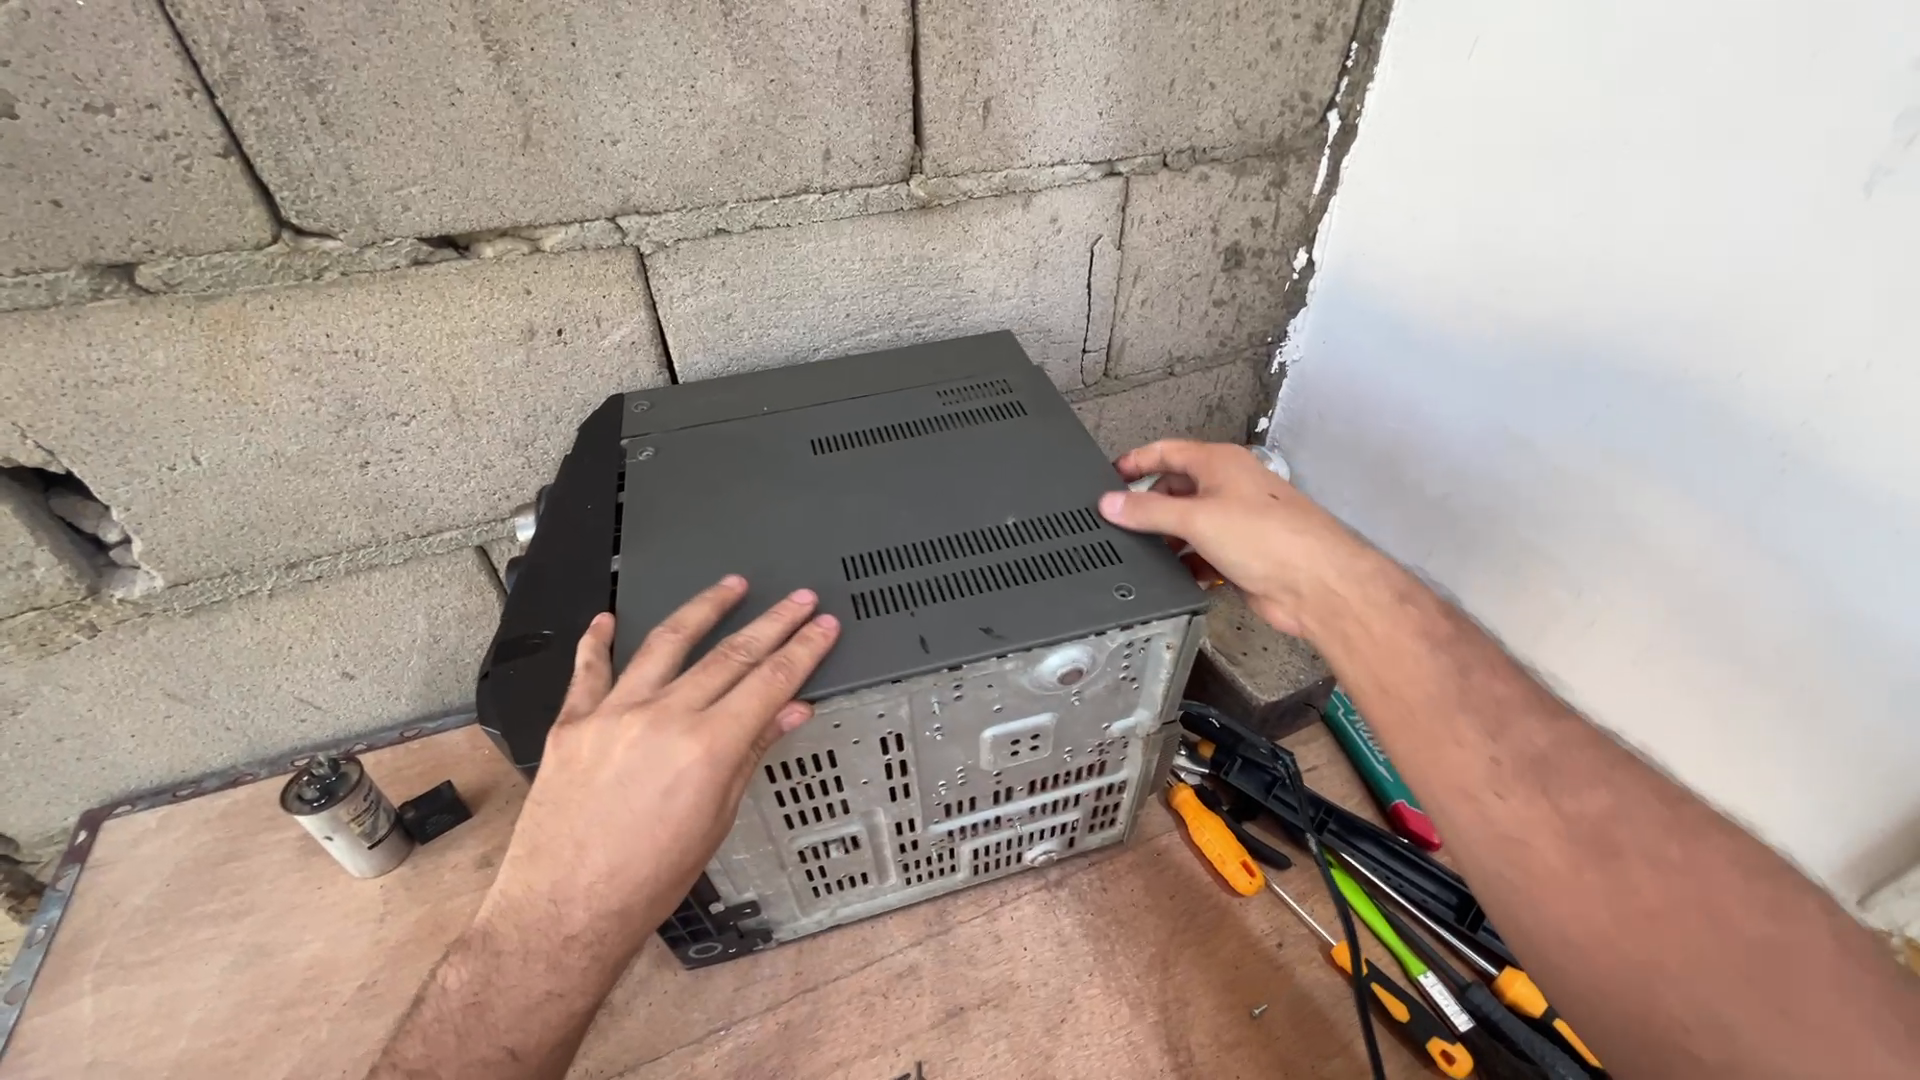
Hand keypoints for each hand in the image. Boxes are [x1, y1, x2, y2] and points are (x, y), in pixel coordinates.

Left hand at [478, 575, 839, 958]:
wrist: (563, 913)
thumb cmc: (646, 881)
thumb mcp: (717, 818)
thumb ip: (752, 752)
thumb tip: (789, 712)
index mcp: (707, 747)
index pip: (771, 681)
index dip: (804, 649)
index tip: (822, 626)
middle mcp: (662, 719)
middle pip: (731, 654)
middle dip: (773, 621)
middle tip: (798, 599)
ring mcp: (614, 715)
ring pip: (667, 642)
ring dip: (704, 608)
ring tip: (730, 585)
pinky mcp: (572, 724)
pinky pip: (589, 671)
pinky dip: (599, 642)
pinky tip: (607, 619)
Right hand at [1098, 440, 1370, 637]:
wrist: (1315, 584)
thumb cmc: (1275, 539)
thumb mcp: (1196, 518)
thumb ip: (1148, 510)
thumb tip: (1114, 502)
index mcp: (1221, 464)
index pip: (1167, 452)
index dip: (1137, 461)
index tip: (1112, 474)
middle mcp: (1229, 488)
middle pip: (1175, 489)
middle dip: (1149, 505)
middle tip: (1124, 519)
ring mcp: (1235, 521)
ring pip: (1187, 524)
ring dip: (1167, 538)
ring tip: (1147, 550)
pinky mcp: (1240, 553)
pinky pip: (1201, 552)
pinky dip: (1186, 561)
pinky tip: (1177, 573)